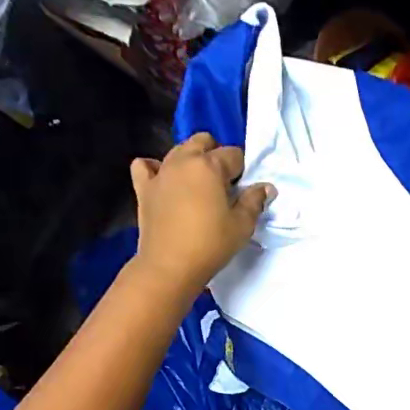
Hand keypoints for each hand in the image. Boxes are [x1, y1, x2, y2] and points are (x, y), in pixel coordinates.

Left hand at [129, 133, 274, 291]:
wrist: (169, 267)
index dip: (241, 171)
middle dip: (215, 155)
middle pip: (203, 142)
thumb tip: (266, 187)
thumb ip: (254, 201)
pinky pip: (144, 166)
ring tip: (196, 186)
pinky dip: (155, 169)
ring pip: (177, 151)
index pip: (233, 154)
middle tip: (221, 185)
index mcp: (210, 165)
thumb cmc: (210, 245)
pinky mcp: (144, 189)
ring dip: (190, 161)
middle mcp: (183, 160)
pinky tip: (163, 181)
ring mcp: (161, 173)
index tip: (241, 191)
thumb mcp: (242, 225)